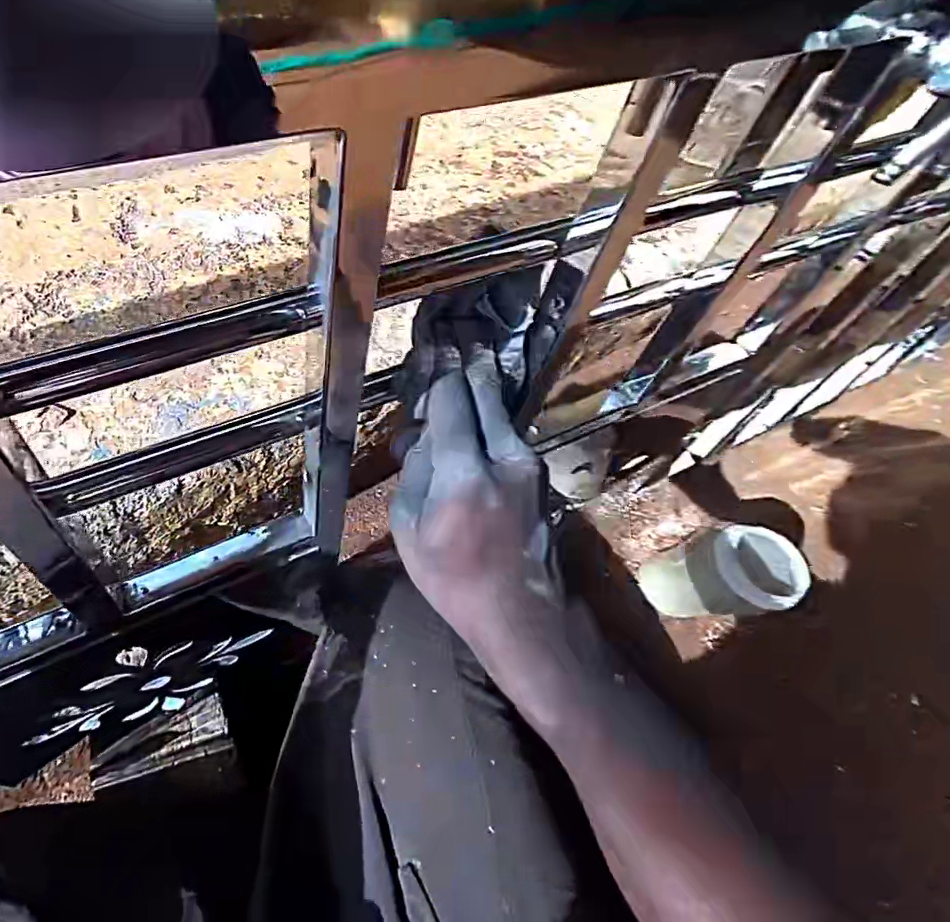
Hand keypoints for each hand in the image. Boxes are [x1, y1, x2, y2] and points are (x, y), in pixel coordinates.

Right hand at [390, 336, 555, 636]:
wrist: (521, 612)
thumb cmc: (452, 578)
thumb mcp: (409, 528)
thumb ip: (415, 470)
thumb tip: (425, 435)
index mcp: (464, 474)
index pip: (450, 401)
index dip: (438, 373)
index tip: (432, 348)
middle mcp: (505, 457)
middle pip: (483, 392)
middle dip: (465, 365)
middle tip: (454, 338)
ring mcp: (530, 464)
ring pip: (497, 412)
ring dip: (475, 397)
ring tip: (458, 386)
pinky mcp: (540, 474)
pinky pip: (507, 435)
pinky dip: (488, 425)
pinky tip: (473, 430)